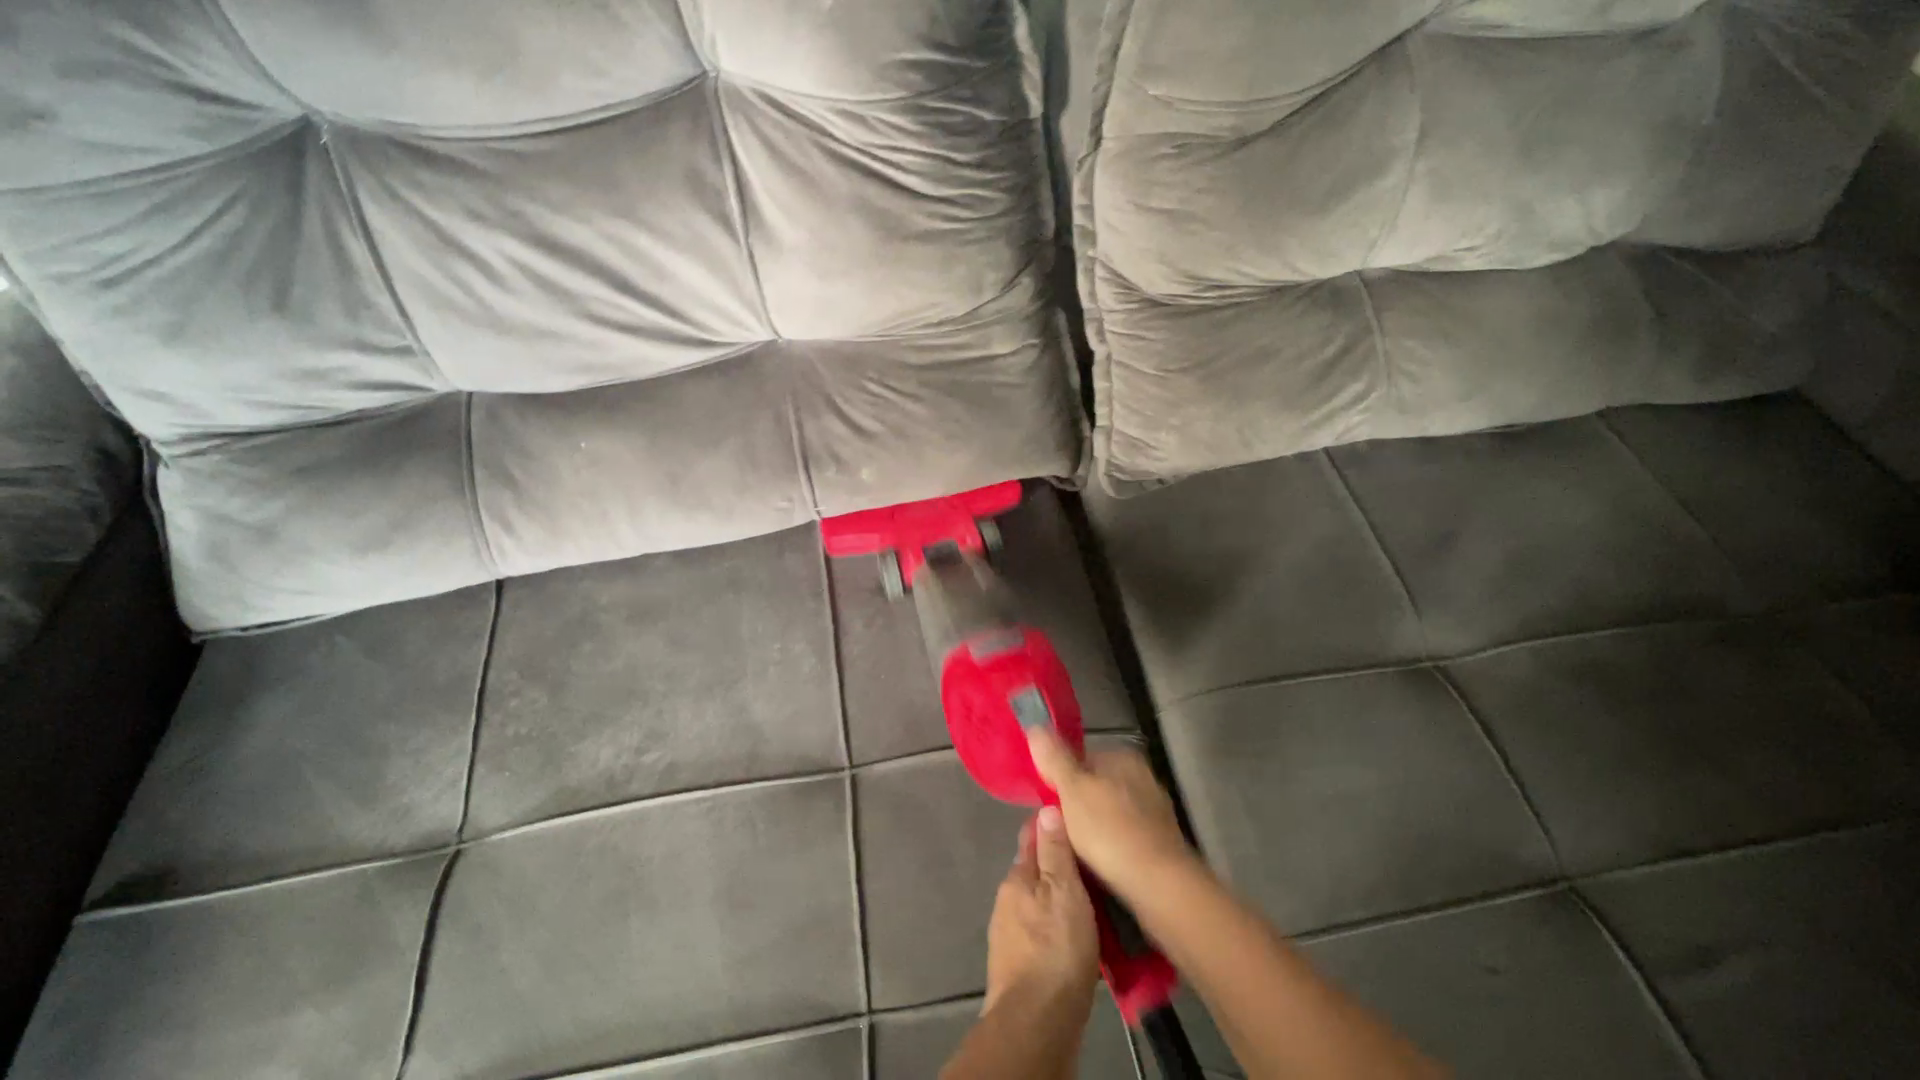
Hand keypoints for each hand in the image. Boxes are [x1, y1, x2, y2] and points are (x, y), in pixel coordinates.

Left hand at [984, 806, 1099, 1013]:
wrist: (1037, 1021)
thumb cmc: (1055, 948)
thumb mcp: (1062, 890)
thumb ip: (1055, 852)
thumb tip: (1046, 808)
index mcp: (1017, 879)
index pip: (1031, 838)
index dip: (1052, 826)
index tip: (1076, 818)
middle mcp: (1008, 902)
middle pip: (1037, 873)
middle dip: (1061, 867)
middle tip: (1097, 863)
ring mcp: (1012, 936)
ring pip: (1041, 905)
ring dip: (1063, 900)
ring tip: (1097, 900)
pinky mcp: (1023, 965)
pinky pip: (1046, 934)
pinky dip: (1062, 929)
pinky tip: (1083, 936)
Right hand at [1026, 729, 1196, 901]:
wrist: (1157, 882)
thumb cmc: (1109, 830)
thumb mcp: (1071, 790)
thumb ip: (1053, 758)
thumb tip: (1035, 726)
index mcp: (1123, 758)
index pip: (1081, 758)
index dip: (1059, 778)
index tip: (1045, 801)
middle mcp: (1142, 777)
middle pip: (1094, 786)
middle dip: (1075, 805)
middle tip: (1055, 828)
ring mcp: (1153, 810)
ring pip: (1108, 813)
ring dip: (1091, 828)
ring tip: (1073, 849)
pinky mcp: (1158, 840)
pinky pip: (1122, 837)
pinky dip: (1109, 846)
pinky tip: (1098, 863)